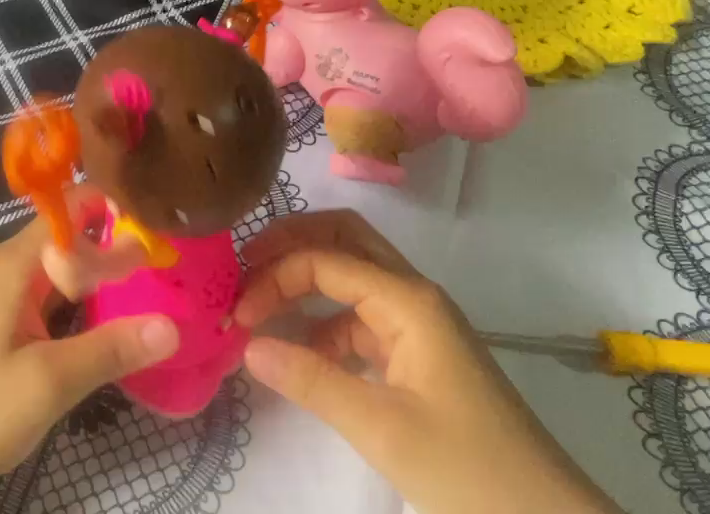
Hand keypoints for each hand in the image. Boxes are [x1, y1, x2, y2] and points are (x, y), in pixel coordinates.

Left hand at [0, 195, 178, 512]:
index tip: (158, 224)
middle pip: (71, 234)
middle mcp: (12, 266)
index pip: (67, 208)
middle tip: (169, 259)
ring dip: (107, 271)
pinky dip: (90, 297)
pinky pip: (58, 293)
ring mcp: (11, 293)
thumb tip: (174, 325)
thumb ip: (111, 349)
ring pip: (67, 266)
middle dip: (117, 241)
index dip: (111, 207)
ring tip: (160, 277)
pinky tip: (124, 310)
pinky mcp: (14, 319)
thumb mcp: (51, 381)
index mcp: (14, 264)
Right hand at [235, 211, 619, 513]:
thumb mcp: (381, 428)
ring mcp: (419, 326)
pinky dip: (324, 322)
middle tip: (244, 266)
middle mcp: (414, 298)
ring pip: (352, 276)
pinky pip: (361, 318)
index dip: (275, 277)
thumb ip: (311, 380)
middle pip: (344, 239)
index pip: (325, 259)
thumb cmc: (471, 471)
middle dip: (290, 243)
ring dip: (305, 280)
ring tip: (260, 306)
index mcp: (409, 301)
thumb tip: (248, 345)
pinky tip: (302, 354)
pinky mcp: (419, 356)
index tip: (238, 315)